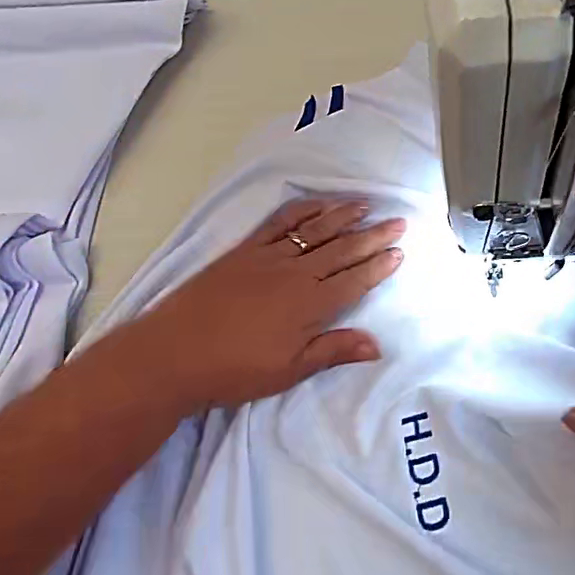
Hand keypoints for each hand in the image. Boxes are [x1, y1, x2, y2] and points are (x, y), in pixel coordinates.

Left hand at [99, 198, 404, 413]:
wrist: (174, 352)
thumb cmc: (234, 370)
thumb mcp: (288, 371)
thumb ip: (332, 351)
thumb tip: (376, 344)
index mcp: (309, 305)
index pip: (353, 280)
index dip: (378, 266)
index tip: (399, 251)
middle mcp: (294, 273)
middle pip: (341, 249)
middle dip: (372, 236)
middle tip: (398, 221)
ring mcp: (268, 257)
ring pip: (314, 230)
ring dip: (342, 215)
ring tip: (365, 204)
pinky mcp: (245, 250)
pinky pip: (280, 222)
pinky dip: (302, 210)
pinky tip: (316, 204)